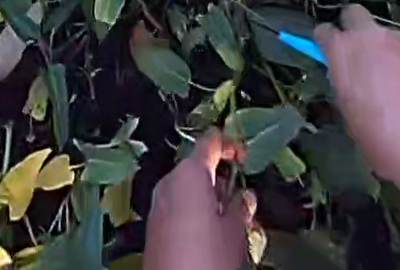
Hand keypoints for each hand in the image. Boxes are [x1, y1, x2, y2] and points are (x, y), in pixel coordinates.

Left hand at [143, 130, 254, 269]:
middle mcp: (170, 180)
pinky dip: (193, 210)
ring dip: (208, 196)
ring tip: (229, 220)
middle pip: (198, 165)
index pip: (211, 141)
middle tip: (240, 199)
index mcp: (190, 173)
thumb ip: (241, 207)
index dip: (231, 144)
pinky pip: (177, 204)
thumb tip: (246, 195)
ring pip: (187, 187)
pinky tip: (208, 234)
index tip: (245, 158)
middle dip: (220, 178)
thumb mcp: (233, 233)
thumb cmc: (207, 258)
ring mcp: (158, 201)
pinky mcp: (154, 224)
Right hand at [315, 5, 399, 269]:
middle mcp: (373, 37)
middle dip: (353, 29)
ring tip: (397, 87)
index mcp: (345, 51)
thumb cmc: (388, 144)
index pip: (324, 31)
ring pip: (388, 36)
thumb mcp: (352, 119)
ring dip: (386, 51)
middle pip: (354, 14)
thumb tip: (351, 82)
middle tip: (360, 59)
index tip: (329, 58)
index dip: (325, 44)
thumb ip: (347, 89)